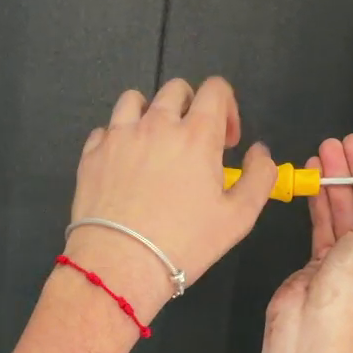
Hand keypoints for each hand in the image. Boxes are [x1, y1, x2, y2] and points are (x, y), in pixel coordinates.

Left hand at [64, 77, 274, 319]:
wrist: (121, 264)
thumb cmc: (184, 244)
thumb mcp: (239, 218)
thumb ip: (260, 178)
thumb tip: (260, 152)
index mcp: (197, 134)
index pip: (216, 89)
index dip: (227, 108)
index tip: (225, 141)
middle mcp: (157, 124)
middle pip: (175, 89)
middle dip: (190, 107)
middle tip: (192, 143)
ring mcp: (119, 135)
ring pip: (134, 100)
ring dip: (150, 113)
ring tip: (154, 145)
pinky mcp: (92, 153)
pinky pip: (105, 129)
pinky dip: (118, 138)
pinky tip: (125, 164)